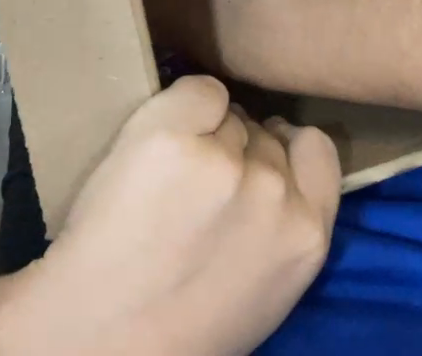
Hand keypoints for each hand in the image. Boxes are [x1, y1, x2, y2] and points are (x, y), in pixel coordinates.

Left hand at [0, 76, 340, 355]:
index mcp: (307, 234)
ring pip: (227, 114)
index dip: (284, 149)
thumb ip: (286, 224)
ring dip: (205, 131)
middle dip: (237, 150)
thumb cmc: (183, 321)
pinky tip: (160, 137)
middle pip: (262, 132)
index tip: (256, 160)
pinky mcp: (170, 135)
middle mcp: (272, 188)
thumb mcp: (270, 285)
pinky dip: (181, 104)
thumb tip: (277, 169)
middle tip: (197, 185)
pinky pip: (196, 90)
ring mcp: (221, 159)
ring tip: (171, 172)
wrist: (104, 334)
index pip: (316, 149)